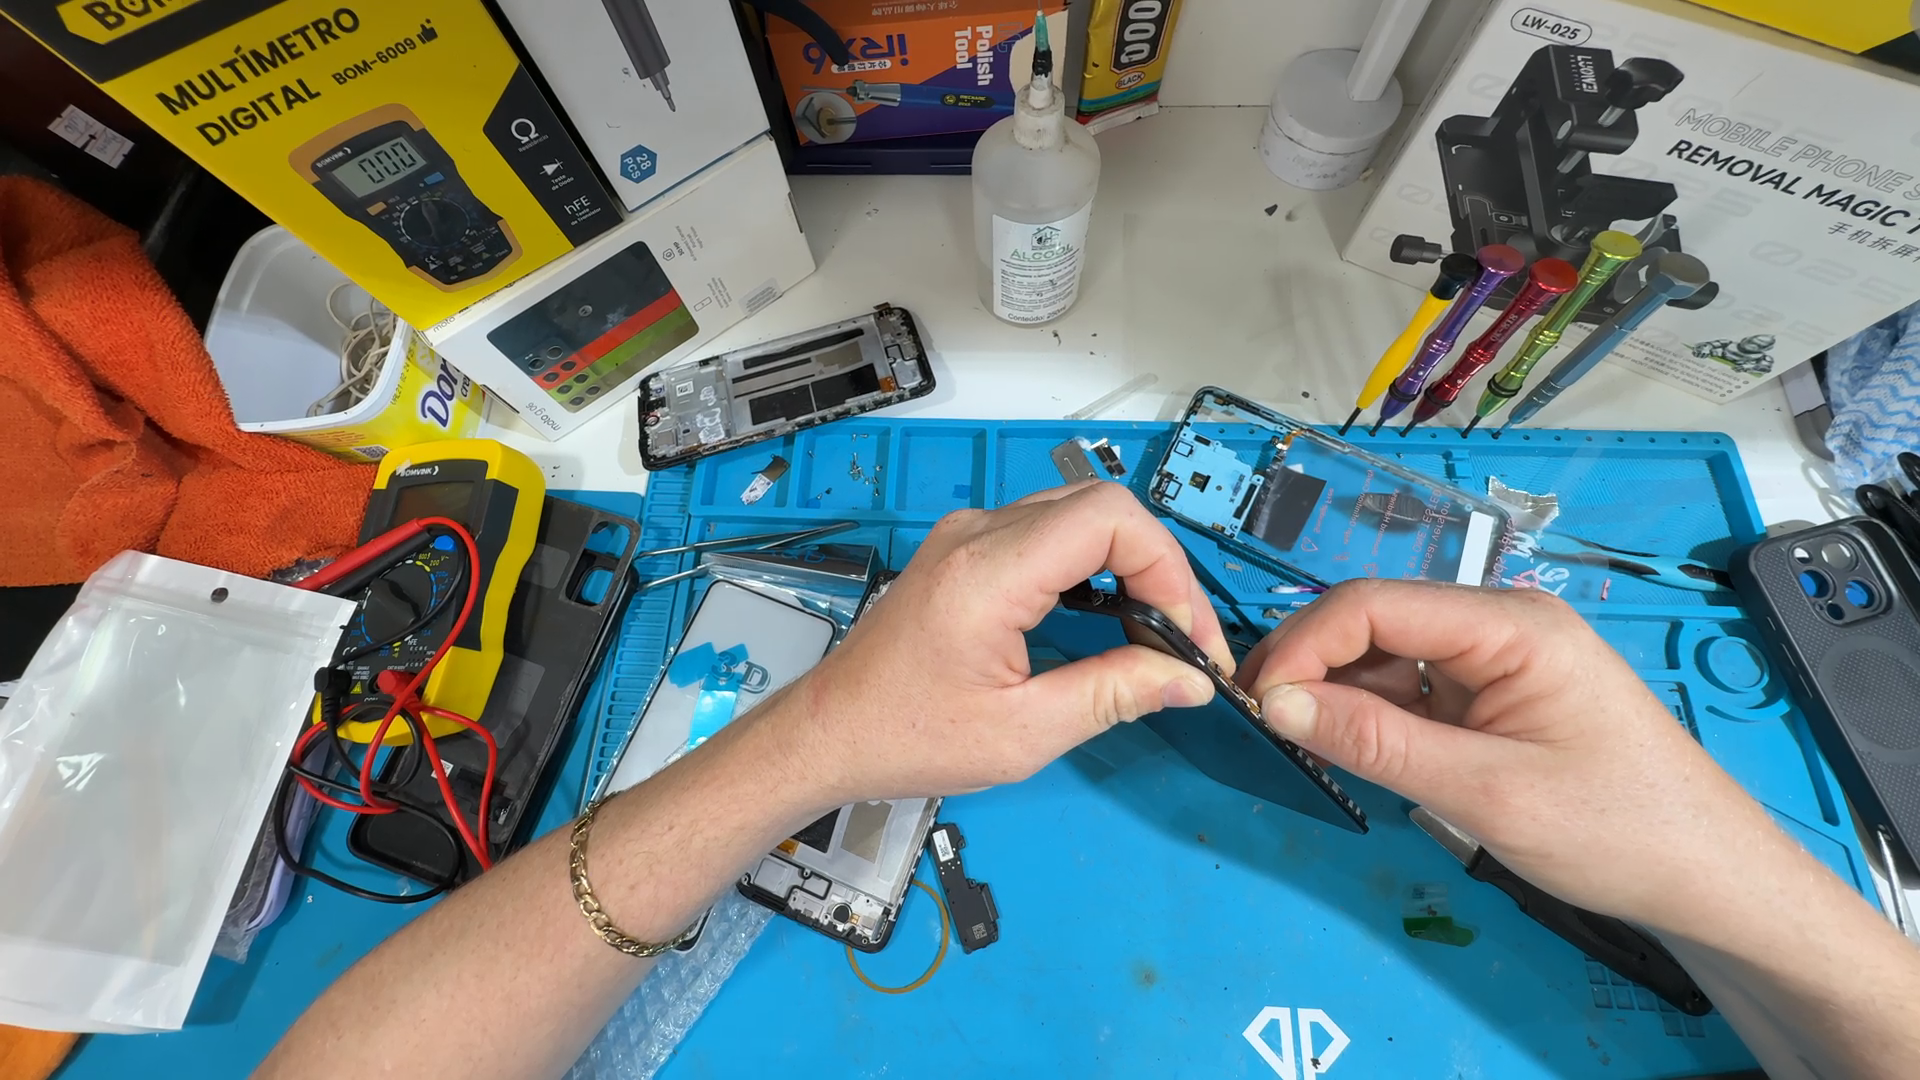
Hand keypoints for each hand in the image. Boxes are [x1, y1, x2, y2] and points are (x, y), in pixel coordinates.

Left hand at [780, 482, 1228, 802]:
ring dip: (1124, 561)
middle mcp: (977, 532)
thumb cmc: (909, 738)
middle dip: (1155, 565)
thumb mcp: (1021, 734)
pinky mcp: (962, 548)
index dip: (1167, 566)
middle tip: (1179, 635)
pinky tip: (1102, 612)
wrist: (831, 729)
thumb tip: (1187, 678)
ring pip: (1075, 513)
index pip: (1109, 517)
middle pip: (1099, 506)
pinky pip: (1044, 531)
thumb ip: (1113, 696)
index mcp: (990, 570)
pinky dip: (1088, 563)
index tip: (1186, 634)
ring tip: (1151, 626)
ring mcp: (966, 533)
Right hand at [1238, 579, 1790, 932]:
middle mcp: (1491, 623)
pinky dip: (1361, 714)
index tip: (1259, 700)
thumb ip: (1372, 742)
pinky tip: (1342, 744)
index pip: (1372, 604)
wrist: (1718, 890)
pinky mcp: (1479, 690)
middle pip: (1368, 622)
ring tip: (1299, 740)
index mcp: (1507, 625)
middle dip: (1309, 665)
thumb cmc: (1619, 833)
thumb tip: (1273, 705)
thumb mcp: (1486, 793)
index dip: (1303, 644)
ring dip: (1331, 693)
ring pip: (1376, 655)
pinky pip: (1399, 686)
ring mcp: (1486, 656)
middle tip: (1264, 719)